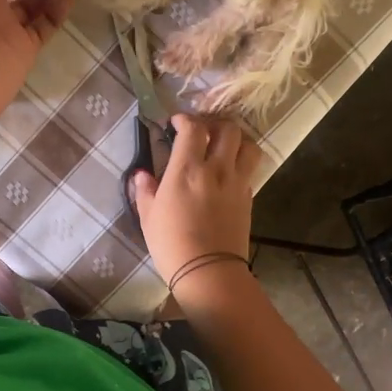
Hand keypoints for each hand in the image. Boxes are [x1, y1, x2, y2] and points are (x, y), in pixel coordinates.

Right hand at [132, 114, 260, 291]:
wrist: (209, 272)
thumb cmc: (171, 245)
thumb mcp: (148, 218)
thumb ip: (145, 191)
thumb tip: (142, 175)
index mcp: (187, 170)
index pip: (193, 128)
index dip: (184, 119)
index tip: (175, 122)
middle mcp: (216, 169)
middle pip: (227, 128)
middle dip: (214, 123)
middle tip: (202, 130)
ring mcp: (236, 182)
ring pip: (247, 144)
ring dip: (236, 138)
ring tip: (223, 145)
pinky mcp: (248, 196)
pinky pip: (249, 168)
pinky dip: (239, 162)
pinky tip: (227, 172)